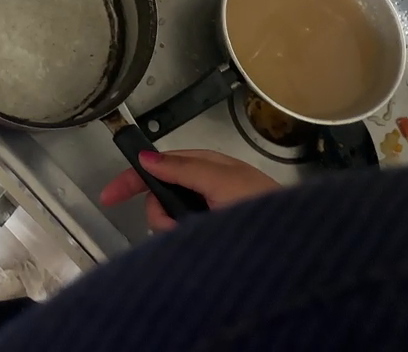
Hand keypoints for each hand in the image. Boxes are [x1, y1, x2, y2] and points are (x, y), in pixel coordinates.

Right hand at [99, 149, 280, 231]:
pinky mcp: (213, 240)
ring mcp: (208, 217)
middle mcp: (203, 190)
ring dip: (175, 230)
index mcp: (205, 168)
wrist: (300, 249)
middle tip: (178, 225)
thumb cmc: (263, 207)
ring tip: (200, 238)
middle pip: (160, 196)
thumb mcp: (222, 180)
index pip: (158, 167)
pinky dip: (185, 243)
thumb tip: (145, 157)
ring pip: (169, 221)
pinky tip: (200, 248)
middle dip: (160, 211)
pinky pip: (184, 239)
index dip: (131, 179)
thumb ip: (182, 169)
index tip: (108, 197)